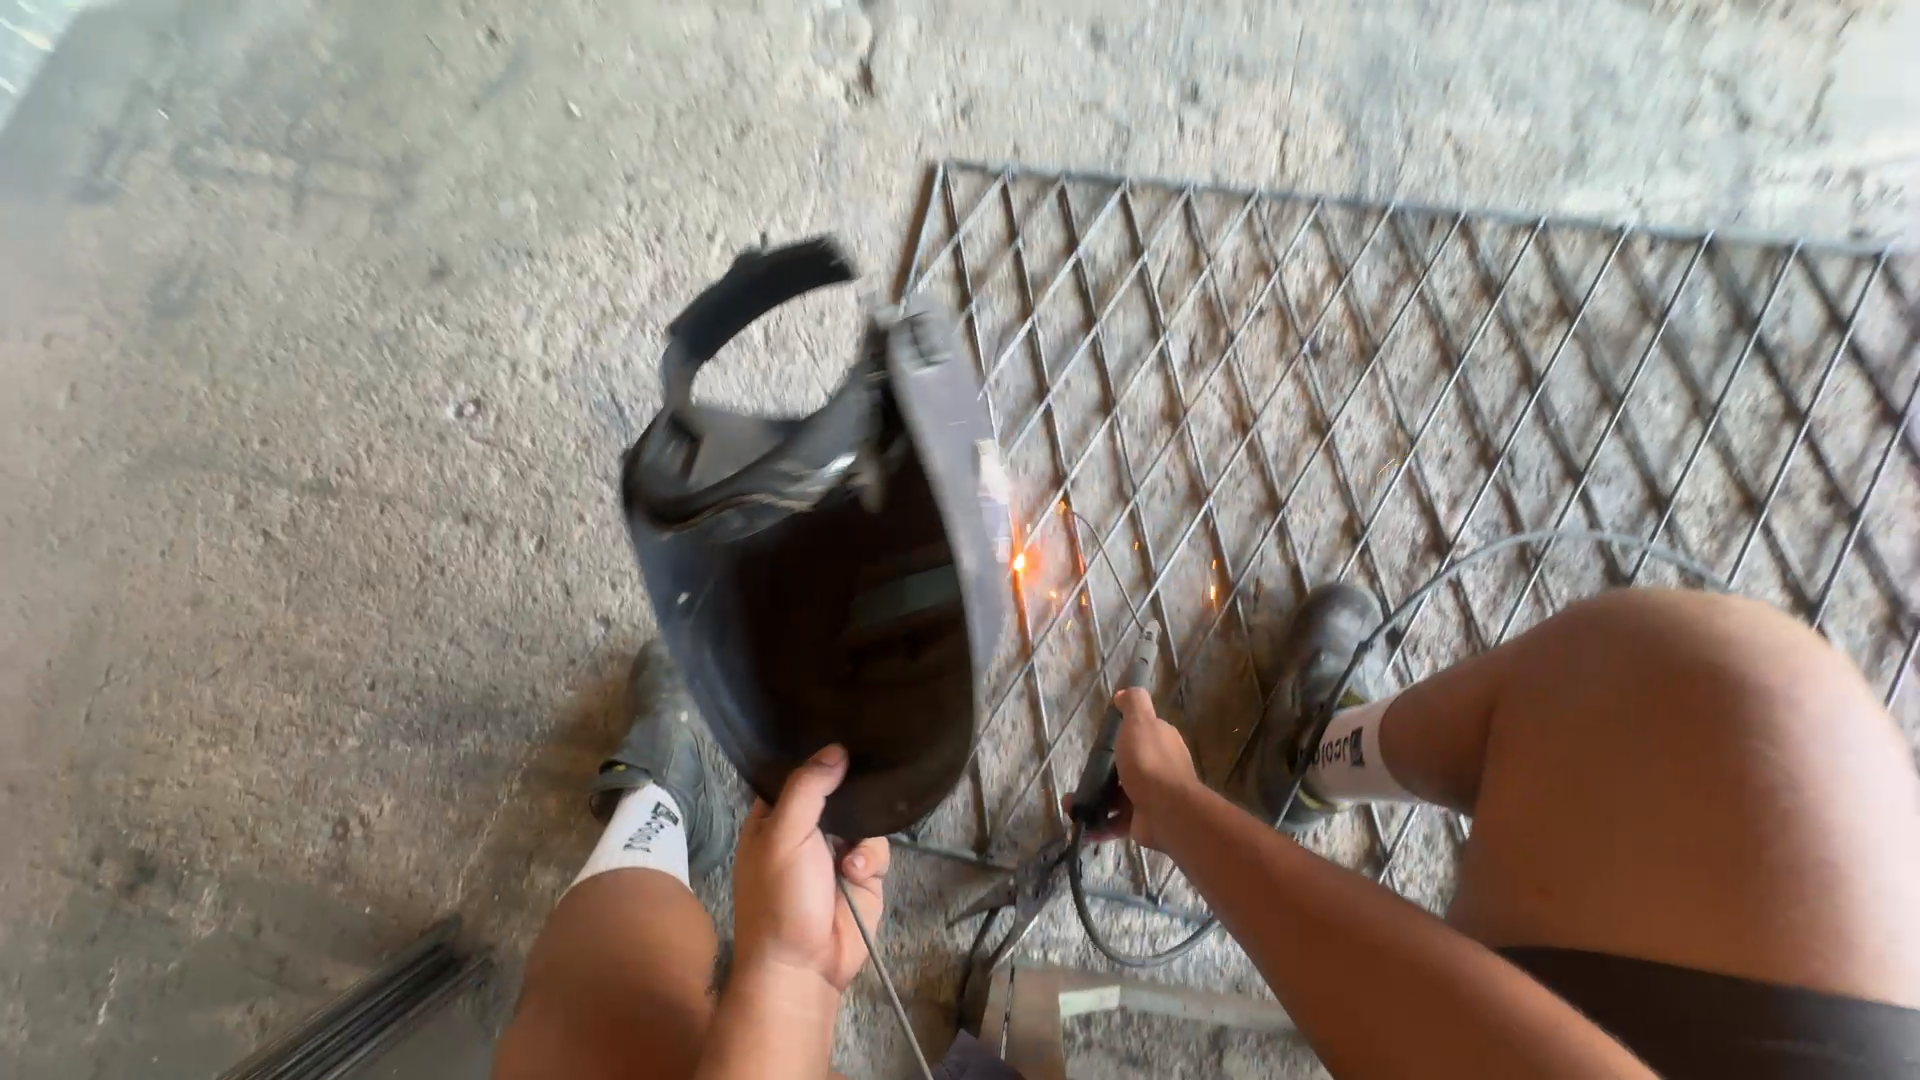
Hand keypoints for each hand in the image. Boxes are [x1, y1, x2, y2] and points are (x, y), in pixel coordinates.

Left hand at [731, 744, 889, 994]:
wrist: (804, 967)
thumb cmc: (780, 896)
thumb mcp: (784, 835)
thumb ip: (808, 788)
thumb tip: (837, 749)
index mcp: (775, 817)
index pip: (797, 773)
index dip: (817, 757)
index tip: (844, 733)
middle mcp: (807, 830)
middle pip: (838, 791)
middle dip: (852, 789)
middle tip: (869, 772)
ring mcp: (836, 852)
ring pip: (865, 818)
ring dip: (861, 835)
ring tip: (849, 857)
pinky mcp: (863, 874)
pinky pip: (877, 849)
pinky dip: (870, 860)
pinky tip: (856, 875)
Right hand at [1080, 688, 1198, 851]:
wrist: (1167, 811)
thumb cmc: (1149, 761)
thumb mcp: (1140, 721)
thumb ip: (1134, 703)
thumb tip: (1124, 694)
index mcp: (1160, 741)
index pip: (1141, 734)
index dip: (1122, 735)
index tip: (1100, 742)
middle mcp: (1159, 767)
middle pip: (1127, 766)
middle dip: (1102, 772)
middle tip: (1082, 775)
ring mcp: (1152, 796)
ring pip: (1118, 795)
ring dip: (1094, 800)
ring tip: (1071, 805)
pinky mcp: (1143, 820)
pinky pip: (1117, 821)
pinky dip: (1099, 824)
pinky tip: (1083, 826)